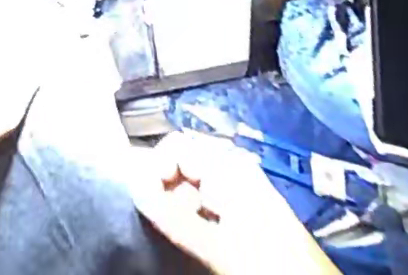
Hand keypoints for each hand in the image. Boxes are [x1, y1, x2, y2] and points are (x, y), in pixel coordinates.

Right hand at [132, 133, 339, 274]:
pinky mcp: (246, 212)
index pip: (176, 146)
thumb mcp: (218, 248)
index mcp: (230, 165)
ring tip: (178, 238)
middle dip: (165, 189)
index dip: (154, 170)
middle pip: (183, 163)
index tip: (141, 201)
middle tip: (158, 224)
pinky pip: (208, 202)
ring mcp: (241, 189)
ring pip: (193, 185)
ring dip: (178, 207)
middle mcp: (234, 168)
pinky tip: (196, 241)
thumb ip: (175, 218)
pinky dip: (194, 217)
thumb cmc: (272, 267)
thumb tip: (135, 187)